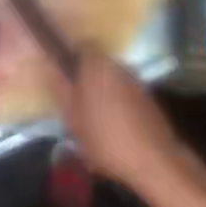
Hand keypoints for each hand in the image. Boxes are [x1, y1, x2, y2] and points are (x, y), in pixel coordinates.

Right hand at [54, 50, 194, 193]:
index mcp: (98, 67)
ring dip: (102, 92)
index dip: (71, 57)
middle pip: (98, 64)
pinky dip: (117, 104)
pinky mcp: (148, 98)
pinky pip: (125, 93)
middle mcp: (119, 67)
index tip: (62, 73)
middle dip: (85, 78)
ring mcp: (137, 81)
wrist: (154, 160)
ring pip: (112, 79)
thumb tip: (52, 69)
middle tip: (74, 102)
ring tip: (92, 120)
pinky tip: (113, 127)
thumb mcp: (73, 120)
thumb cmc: (106, 139)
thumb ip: (61, 91)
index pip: (83, 46)